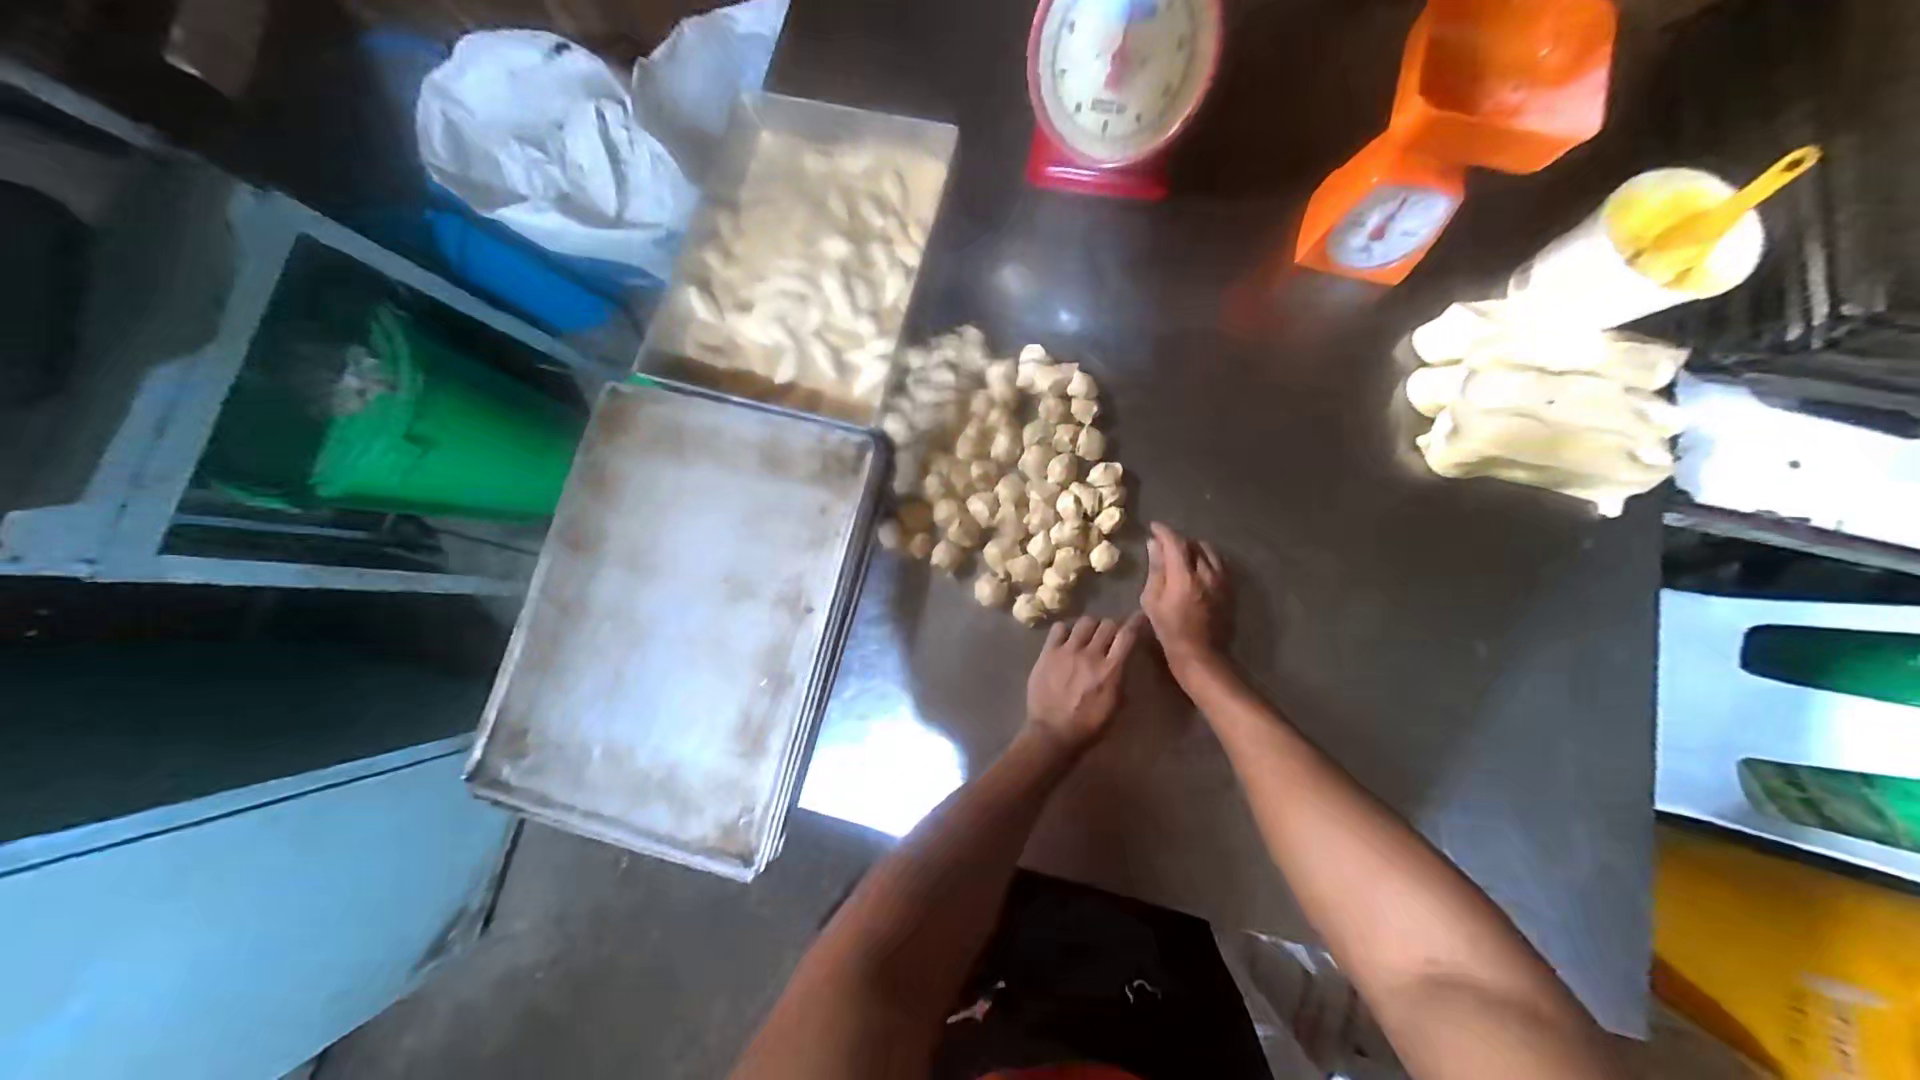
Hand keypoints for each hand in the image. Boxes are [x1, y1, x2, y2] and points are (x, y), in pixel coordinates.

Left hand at [1025, 615, 1143, 749]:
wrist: (1052, 733)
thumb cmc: (1088, 726)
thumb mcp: (1115, 706)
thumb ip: (1119, 680)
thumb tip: (1120, 663)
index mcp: (1110, 670)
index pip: (1127, 635)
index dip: (1135, 622)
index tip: (1139, 616)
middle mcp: (1090, 655)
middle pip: (1107, 624)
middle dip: (1111, 627)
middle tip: (1108, 636)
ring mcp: (1067, 651)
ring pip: (1084, 622)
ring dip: (1090, 627)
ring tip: (1087, 637)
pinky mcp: (1047, 653)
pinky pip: (1058, 628)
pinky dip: (1065, 631)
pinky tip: (1066, 641)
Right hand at [1141, 522, 1231, 670]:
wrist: (1201, 654)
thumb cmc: (1169, 630)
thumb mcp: (1152, 600)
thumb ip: (1156, 569)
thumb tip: (1153, 544)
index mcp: (1184, 576)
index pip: (1175, 542)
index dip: (1164, 531)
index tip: (1153, 527)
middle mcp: (1207, 573)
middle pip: (1194, 544)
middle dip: (1179, 541)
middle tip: (1165, 546)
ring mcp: (1222, 580)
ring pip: (1210, 552)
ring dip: (1195, 549)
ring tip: (1183, 556)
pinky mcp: (1230, 588)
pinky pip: (1219, 564)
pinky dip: (1207, 560)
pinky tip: (1198, 569)